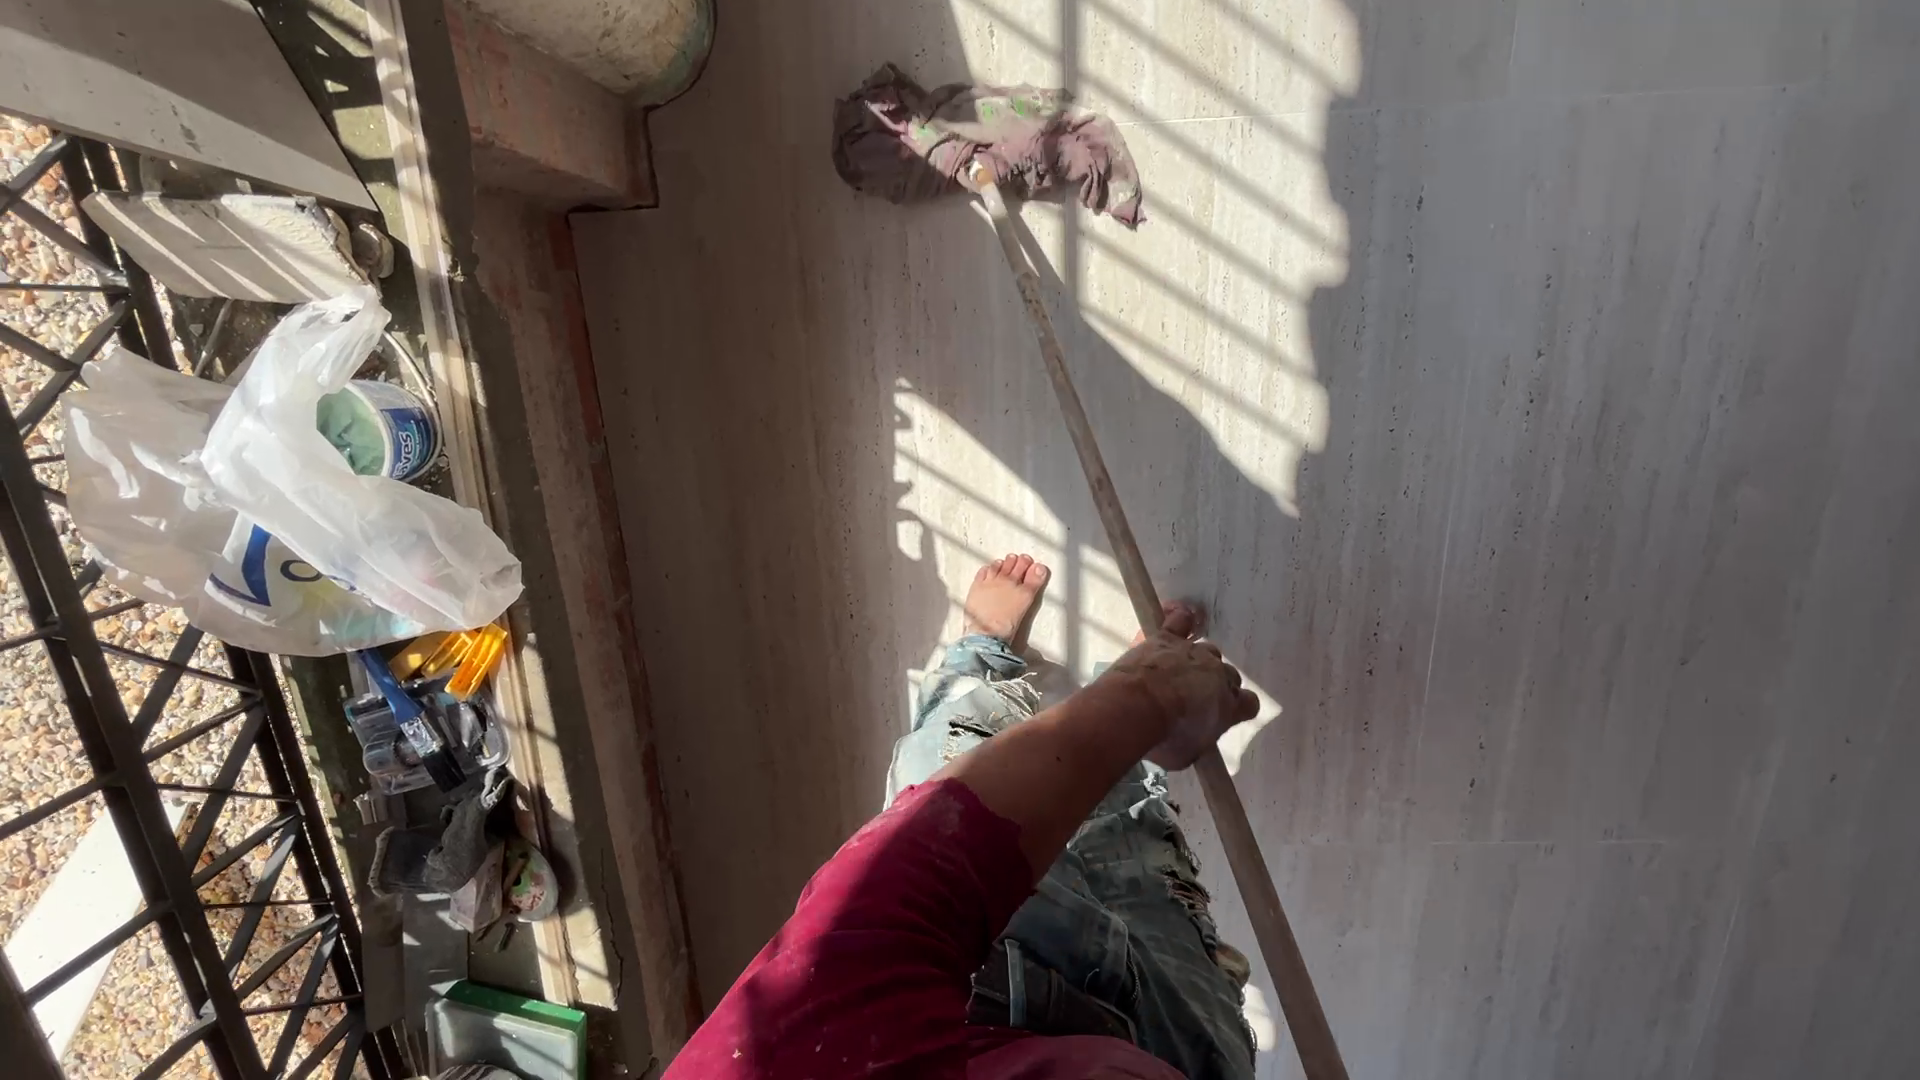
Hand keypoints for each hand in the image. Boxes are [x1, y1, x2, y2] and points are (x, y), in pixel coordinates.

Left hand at [1100, 603, 1259, 769]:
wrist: (1136, 707)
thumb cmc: (1164, 738)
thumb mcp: (1186, 754)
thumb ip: (1196, 742)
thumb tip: (1190, 739)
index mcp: (1230, 707)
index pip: (1249, 703)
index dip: (1237, 708)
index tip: (1222, 715)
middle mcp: (1218, 675)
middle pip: (1227, 675)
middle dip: (1215, 685)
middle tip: (1193, 698)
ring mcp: (1193, 654)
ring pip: (1208, 651)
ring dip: (1198, 661)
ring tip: (1180, 672)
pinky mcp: (1167, 639)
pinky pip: (1179, 622)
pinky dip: (1180, 620)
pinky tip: (1180, 617)